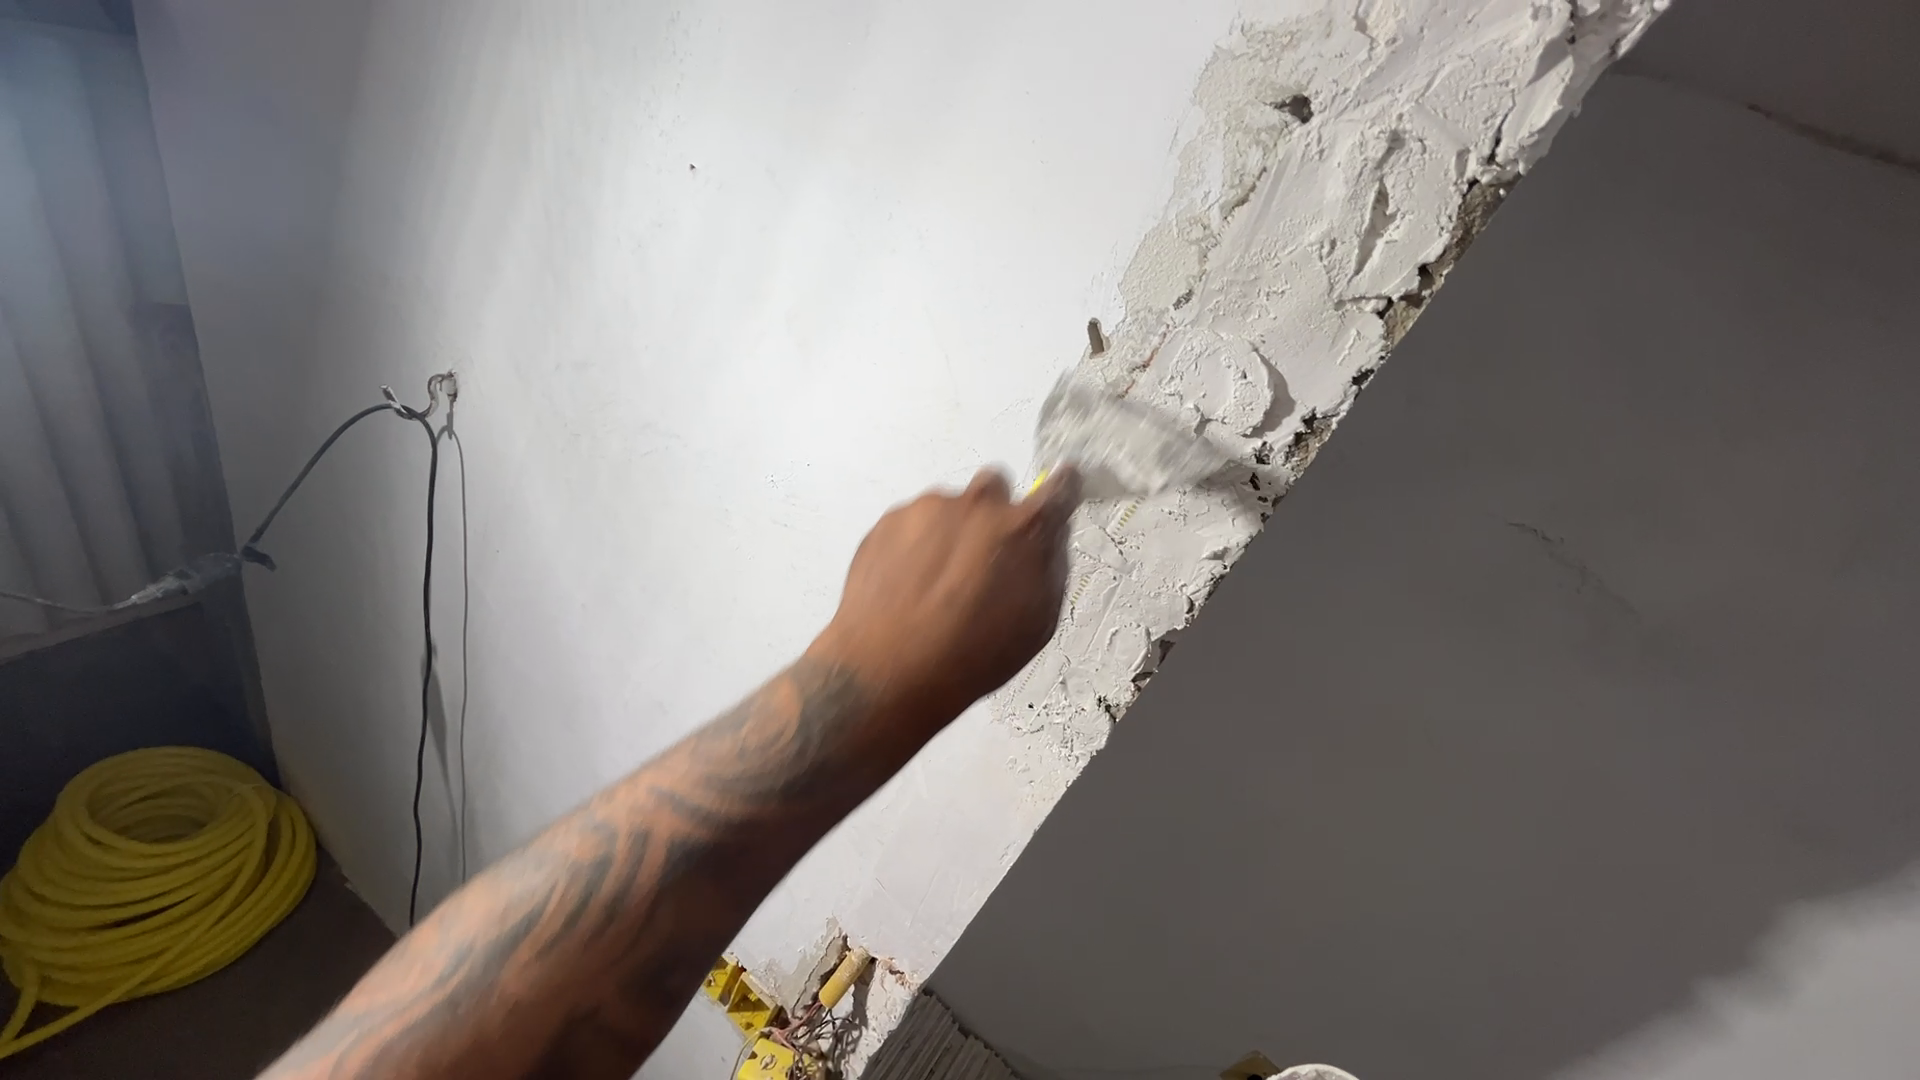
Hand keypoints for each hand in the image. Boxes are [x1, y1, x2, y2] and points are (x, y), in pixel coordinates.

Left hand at [809, 466, 1083, 740]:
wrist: (890, 667)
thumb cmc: (972, 655)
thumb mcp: (1038, 622)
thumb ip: (1049, 565)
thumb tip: (1048, 537)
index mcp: (1026, 528)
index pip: (1060, 488)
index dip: (1061, 490)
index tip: (1057, 492)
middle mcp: (980, 505)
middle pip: (995, 488)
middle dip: (993, 514)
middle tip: (982, 558)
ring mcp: (930, 508)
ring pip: (949, 507)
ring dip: (950, 532)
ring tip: (935, 585)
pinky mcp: (890, 518)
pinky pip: (912, 522)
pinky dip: (914, 544)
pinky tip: (908, 585)